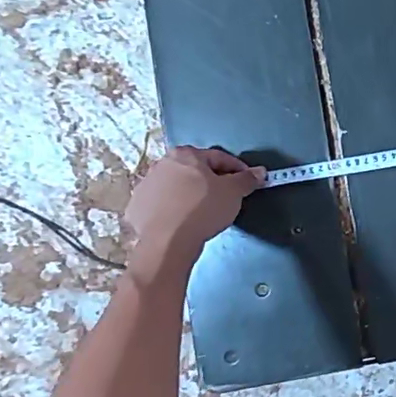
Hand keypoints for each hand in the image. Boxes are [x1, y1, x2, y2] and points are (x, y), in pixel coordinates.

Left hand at [123, 146, 264, 264]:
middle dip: (211, 181)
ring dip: (190, 195)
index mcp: (186, 154)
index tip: (246, 182)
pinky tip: (182, 222)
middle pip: (195, 170)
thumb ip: (247, 179)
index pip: (218, 157)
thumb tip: (259, 172)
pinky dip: (172, 210)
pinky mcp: (136, 207)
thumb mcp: (233, 193)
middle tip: (225, 197)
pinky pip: (161, 205)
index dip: (237, 169)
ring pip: (176, 187)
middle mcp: (162, 163)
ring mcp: (146, 185)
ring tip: (203, 212)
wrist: (168, 241)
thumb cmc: (203, 209)